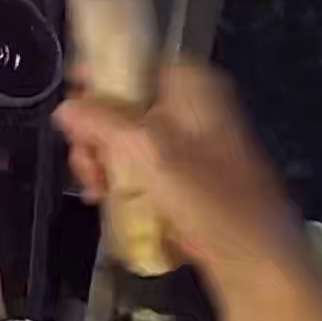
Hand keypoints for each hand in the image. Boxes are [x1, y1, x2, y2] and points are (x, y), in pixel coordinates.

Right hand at [53, 62, 302, 285]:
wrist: (256, 262)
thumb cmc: (208, 199)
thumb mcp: (146, 151)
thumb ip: (99, 122)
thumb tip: (65, 107)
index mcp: (190, 85)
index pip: (134, 58)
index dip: (99, 73)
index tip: (71, 99)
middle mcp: (188, 106)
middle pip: (122, 101)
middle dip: (94, 130)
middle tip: (84, 160)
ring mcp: (187, 142)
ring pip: (125, 135)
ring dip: (101, 159)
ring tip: (95, 189)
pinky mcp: (184, 174)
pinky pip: (138, 162)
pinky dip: (118, 176)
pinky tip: (105, 197)